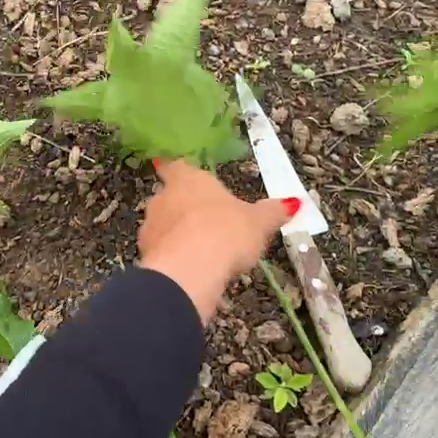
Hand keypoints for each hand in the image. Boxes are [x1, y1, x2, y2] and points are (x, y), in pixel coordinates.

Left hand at [139, 160, 295, 324]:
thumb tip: (292, 203)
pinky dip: (172, 258)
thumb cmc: (226, 232)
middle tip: (205, 222)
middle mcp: (163, 197)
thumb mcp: (258, 222)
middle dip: (183, 208)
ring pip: (162, 225)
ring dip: (176, 235)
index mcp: (189, 179)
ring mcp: (150, 226)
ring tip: (199, 252)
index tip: (184, 176)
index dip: (180, 172)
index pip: (177, 166)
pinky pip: (160, 252)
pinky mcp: (145, 253)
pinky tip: (189, 271)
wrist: (190, 268)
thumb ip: (272, 212)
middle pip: (168, 197)